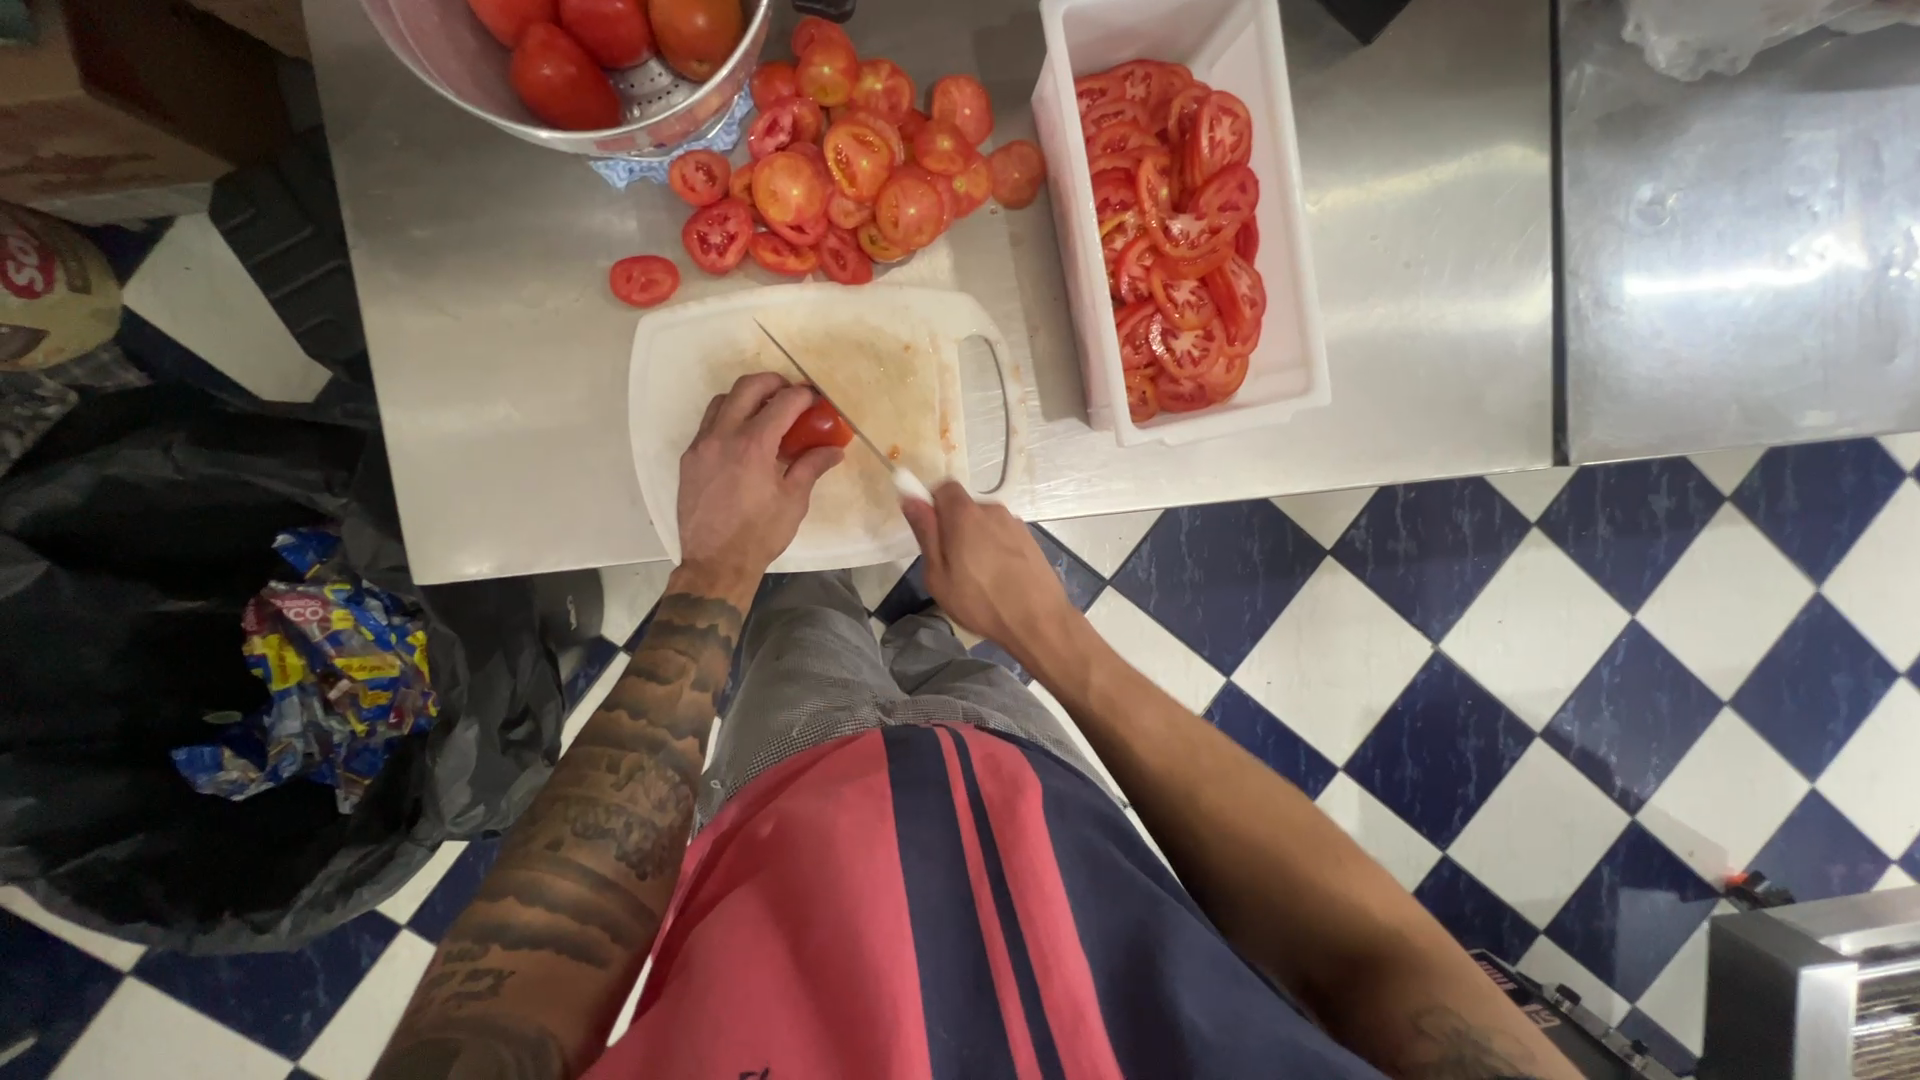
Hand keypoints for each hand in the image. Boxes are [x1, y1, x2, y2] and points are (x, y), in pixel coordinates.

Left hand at [678, 373, 842, 590]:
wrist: (715, 562)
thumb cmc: (760, 534)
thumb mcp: (793, 500)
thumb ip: (811, 467)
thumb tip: (834, 449)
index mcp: (754, 445)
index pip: (783, 402)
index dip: (803, 396)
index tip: (815, 400)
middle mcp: (723, 436)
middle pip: (747, 387)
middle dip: (773, 383)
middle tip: (791, 395)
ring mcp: (702, 445)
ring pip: (723, 401)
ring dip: (746, 398)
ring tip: (765, 413)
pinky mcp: (690, 458)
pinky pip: (708, 425)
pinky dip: (728, 420)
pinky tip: (743, 439)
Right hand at [901, 482, 1079, 659]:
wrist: (1039, 620)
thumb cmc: (980, 602)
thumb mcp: (938, 575)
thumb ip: (925, 532)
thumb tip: (911, 498)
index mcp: (965, 514)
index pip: (944, 487)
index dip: (933, 504)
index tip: (930, 532)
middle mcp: (992, 510)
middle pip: (965, 507)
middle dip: (954, 527)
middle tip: (951, 564)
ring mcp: (1015, 523)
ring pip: (985, 523)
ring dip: (976, 540)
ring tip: (978, 577)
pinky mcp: (1030, 539)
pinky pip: (1002, 535)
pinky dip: (995, 549)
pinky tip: (999, 578)